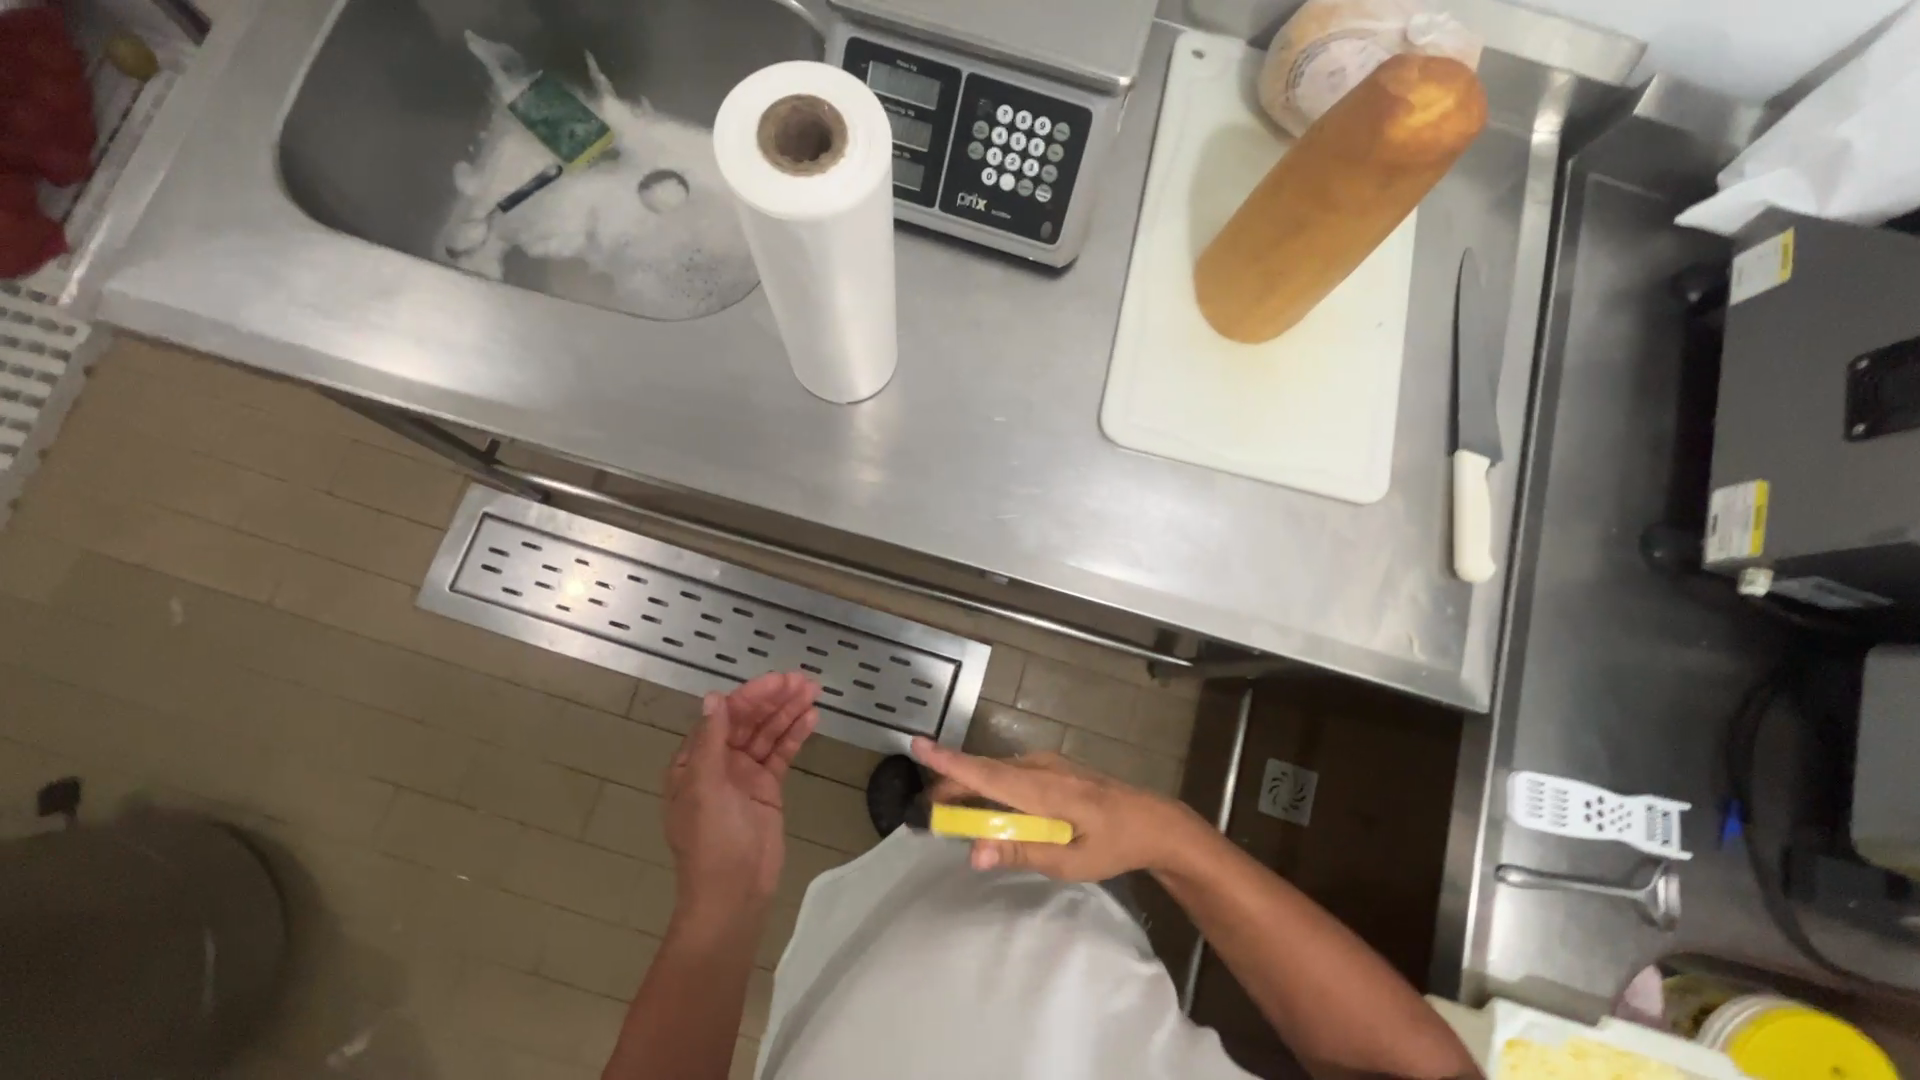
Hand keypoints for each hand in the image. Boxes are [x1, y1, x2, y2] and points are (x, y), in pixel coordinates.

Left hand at [665, 673, 819, 918]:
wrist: (733, 893)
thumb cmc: (711, 841)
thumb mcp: (704, 788)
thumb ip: (711, 741)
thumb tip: (714, 698)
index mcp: (694, 761)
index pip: (724, 717)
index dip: (750, 696)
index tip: (778, 681)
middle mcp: (719, 763)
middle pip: (748, 721)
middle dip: (774, 700)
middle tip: (803, 681)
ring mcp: (745, 776)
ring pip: (768, 735)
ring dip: (788, 713)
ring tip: (813, 692)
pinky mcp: (767, 790)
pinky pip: (781, 755)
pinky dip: (795, 736)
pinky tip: (811, 719)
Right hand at [910, 737, 1209, 881]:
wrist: (1153, 821)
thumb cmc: (1113, 845)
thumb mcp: (1069, 862)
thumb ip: (1019, 853)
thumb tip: (973, 852)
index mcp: (1044, 789)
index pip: (986, 773)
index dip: (949, 761)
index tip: (917, 744)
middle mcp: (1041, 767)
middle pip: (985, 770)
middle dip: (951, 783)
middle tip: (927, 810)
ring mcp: (1048, 763)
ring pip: (997, 770)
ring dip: (971, 785)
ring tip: (948, 809)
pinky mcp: (1052, 767)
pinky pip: (1011, 772)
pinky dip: (990, 784)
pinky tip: (987, 803)